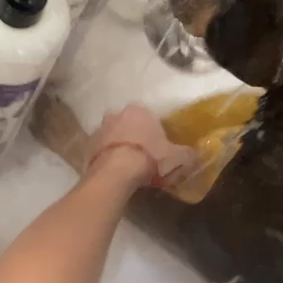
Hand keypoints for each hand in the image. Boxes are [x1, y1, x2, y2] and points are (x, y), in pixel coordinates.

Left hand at [85, 105, 199, 189]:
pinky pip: (100, 149)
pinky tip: (113, 170)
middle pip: (128, 123)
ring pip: (112, 135)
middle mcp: (117, 113)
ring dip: (117, 145)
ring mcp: (99, 128)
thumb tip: (195, 154)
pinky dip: (106, 156)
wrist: (116, 172)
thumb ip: (188, 154)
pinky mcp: (87, 145)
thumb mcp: (177, 157)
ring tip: (126, 164)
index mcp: (139, 110)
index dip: (154, 132)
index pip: (149, 117)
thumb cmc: (150, 158)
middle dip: (133, 135)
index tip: (157, 146)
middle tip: (142, 154)